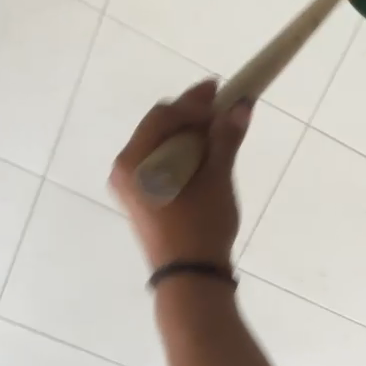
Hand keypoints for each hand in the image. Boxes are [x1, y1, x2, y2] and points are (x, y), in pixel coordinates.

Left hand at [110, 79, 250, 272]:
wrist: (190, 275)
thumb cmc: (201, 225)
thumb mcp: (217, 180)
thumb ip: (226, 140)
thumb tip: (240, 106)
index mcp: (135, 160)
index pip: (164, 116)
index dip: (194, 101)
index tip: (222, 89)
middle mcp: (125, 168)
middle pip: (160, 129)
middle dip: (193, 118)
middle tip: (225, 112)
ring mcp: (131, 185)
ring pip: (162, 147)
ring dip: (191, 137)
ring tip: (221, 138)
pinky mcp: (143, 199)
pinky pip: (162, 165)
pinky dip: (185, 156)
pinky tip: (207, 161)